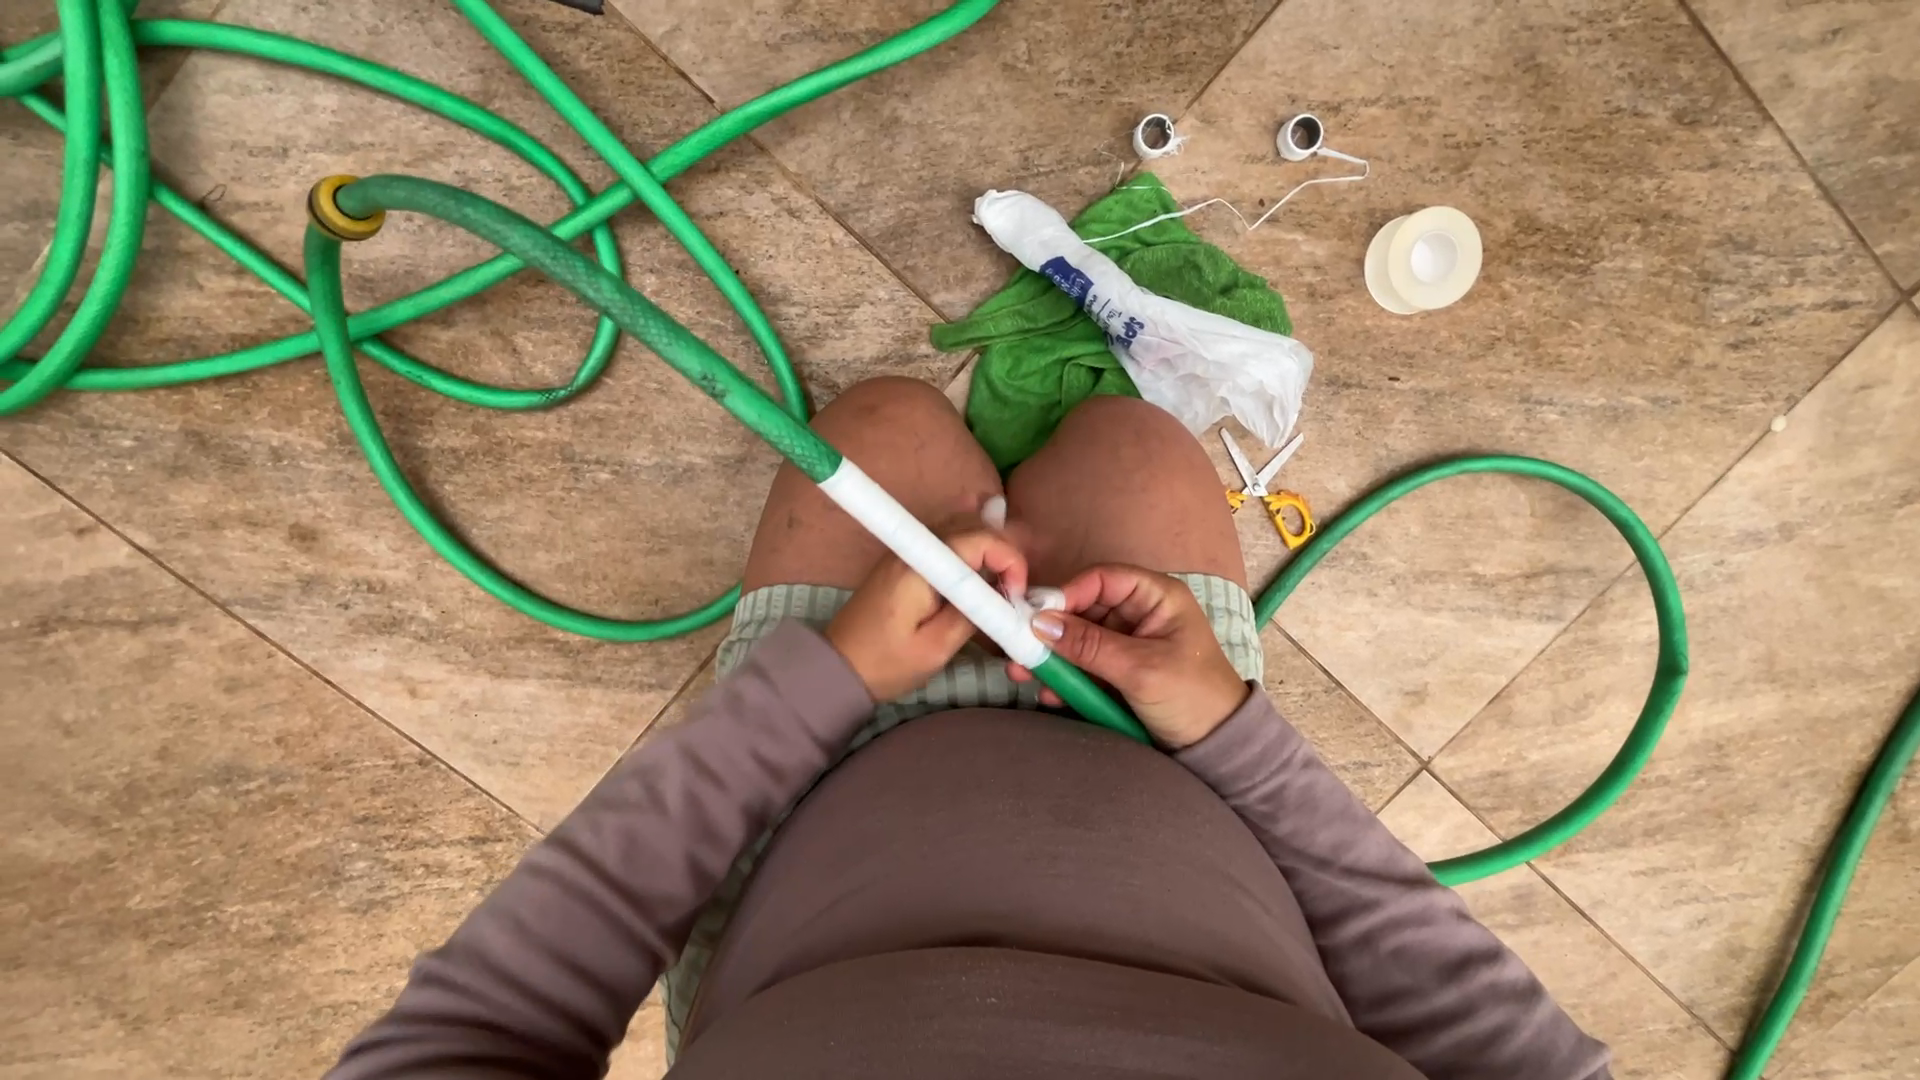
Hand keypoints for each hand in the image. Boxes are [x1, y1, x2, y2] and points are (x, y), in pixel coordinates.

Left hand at [825, 529, 1026, 701]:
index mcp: (920, 567)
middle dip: (1004, 547)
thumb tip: (1001, 593)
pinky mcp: (903, 559)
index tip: (1017, 592)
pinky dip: (969, 538)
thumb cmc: (885, 664)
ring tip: (1009, 572)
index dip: (1009, 557)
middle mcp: (913, 546)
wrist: (837, 667)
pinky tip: (983, 546)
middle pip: (971, 524)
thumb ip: (971, 614)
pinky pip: (943, 535)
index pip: (977, 538)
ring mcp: (906, 549)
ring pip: (958, 524)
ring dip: (989, 540)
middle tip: (1018, 584)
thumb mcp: (935, 649)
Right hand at [1011, 564, 1248, 748]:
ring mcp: (1127, 644)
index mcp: (1156, 598)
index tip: (1036, 615)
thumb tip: (1038, 623)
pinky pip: (1083, 667)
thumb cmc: (1194, 698)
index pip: (1102, 579)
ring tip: (1023, 675)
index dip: (1068, 593)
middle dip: (1052, 631)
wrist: (1218, 750)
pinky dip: (1064, 679)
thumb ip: (1089, 646)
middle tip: (1019, 649)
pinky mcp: (1117, 673)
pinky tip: (1047, 694)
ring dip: (1052, 658)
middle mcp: (1138, 614)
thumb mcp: (1140, 670)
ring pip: (1077, 640)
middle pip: (1083, 609)